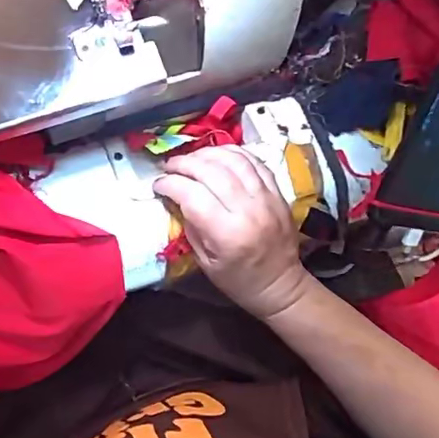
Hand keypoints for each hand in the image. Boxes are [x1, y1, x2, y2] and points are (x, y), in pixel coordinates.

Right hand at [152, 145, 316, 319]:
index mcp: (227, 233)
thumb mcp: (204, 260)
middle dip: (184, 164)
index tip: (158, 185)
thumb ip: (190, 226)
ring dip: (207, 153)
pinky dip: (232, 153)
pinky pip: (254, 161)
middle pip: (211, 171)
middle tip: (169, 166)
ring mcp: (266, 197)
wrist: (280, 284)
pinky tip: (217, 156)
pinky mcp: (277, 192)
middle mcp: (248, 210)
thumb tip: (175, 197)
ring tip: (191, 158)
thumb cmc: (238, 279)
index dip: (170, 184)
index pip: (192, 194)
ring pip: (234, 160)